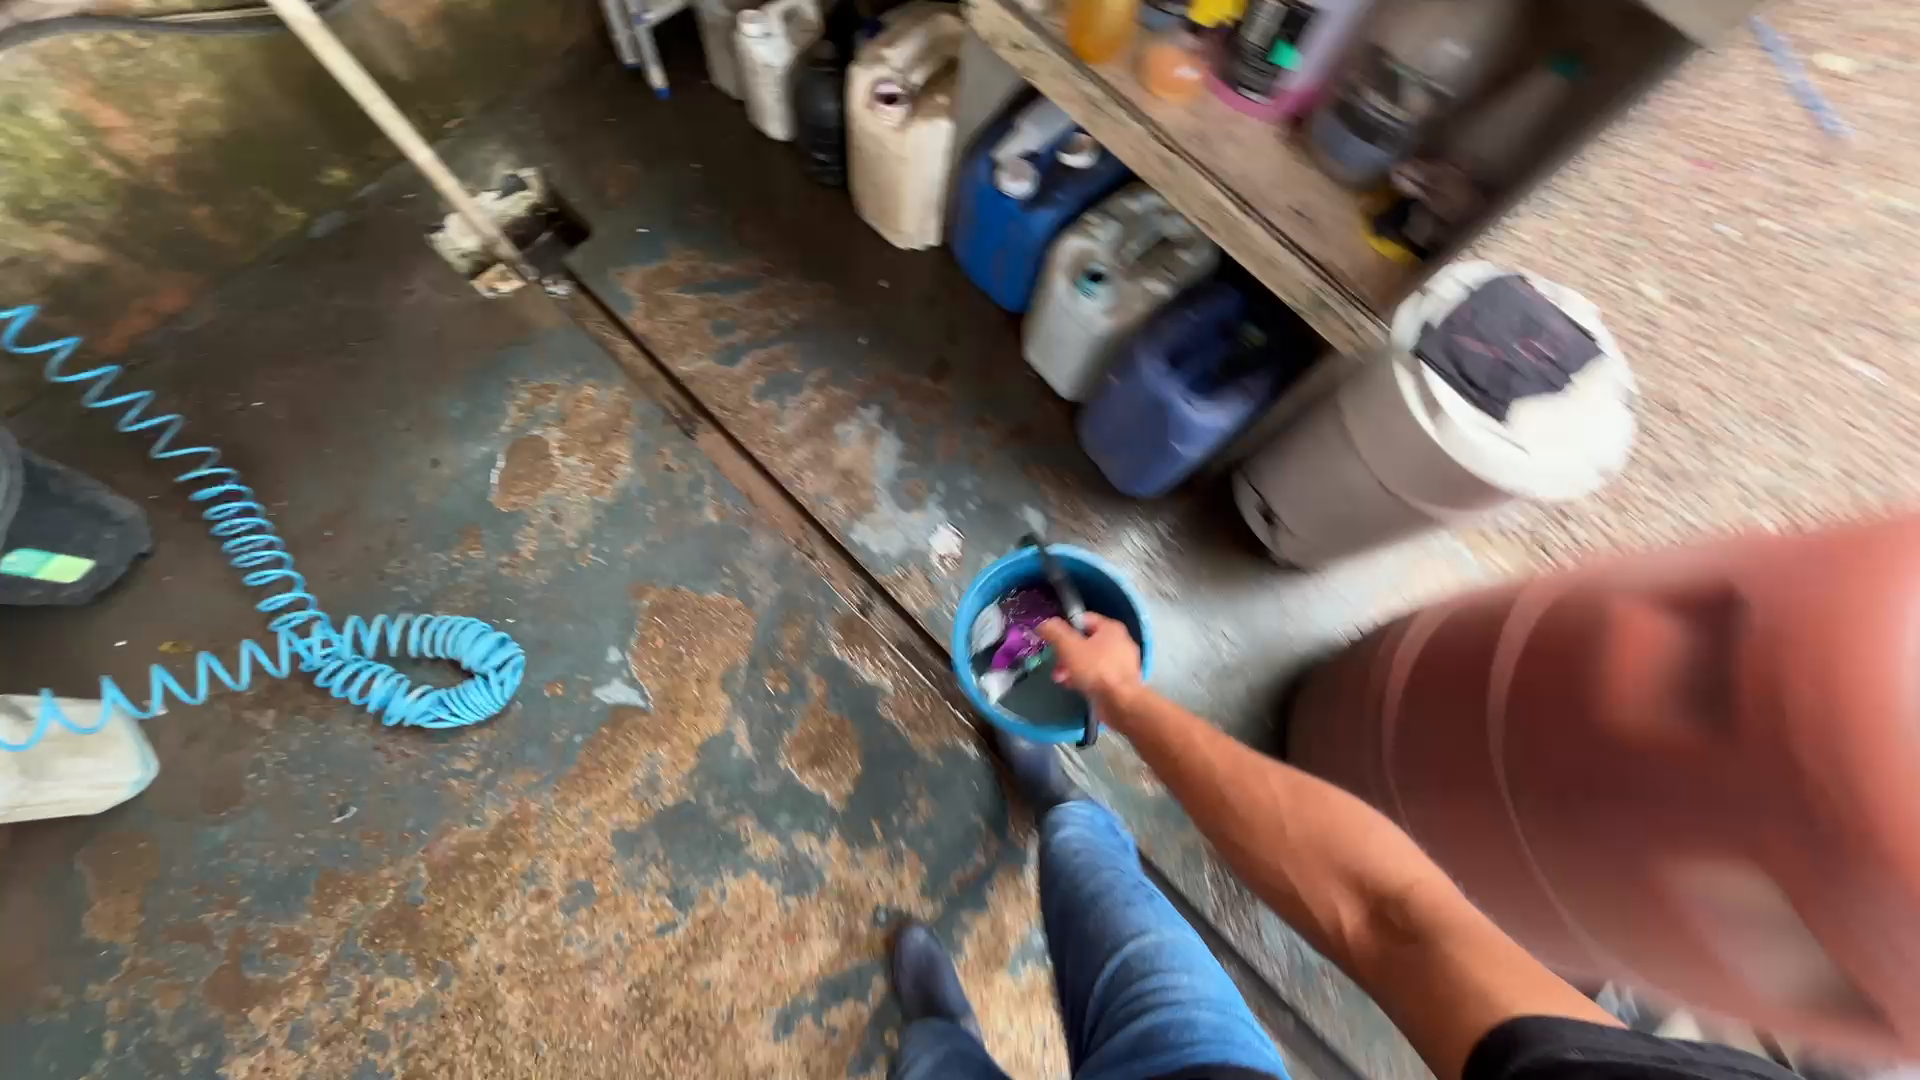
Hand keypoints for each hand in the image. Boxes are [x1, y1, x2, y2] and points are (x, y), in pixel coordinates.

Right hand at [1036, 614, 1142, 712]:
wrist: (1121, 703)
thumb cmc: (1096, 669)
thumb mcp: (1069, 646)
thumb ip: (1055, 632)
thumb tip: (1044, 623)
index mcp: (1110, 628)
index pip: (1083, 618)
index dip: (1065, 626)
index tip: (1052, 637)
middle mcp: (1119, 642)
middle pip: (1085, 641)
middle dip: (1066, 651)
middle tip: (1055, 662)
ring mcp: (1121, 664)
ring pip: (1090, 659)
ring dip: (1071, 667)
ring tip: (1059, 677)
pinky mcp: (1119, 682)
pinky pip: (1096, 675)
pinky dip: (1083, 678)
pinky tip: (1071, 686)